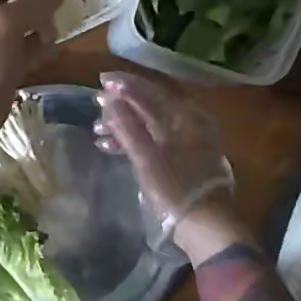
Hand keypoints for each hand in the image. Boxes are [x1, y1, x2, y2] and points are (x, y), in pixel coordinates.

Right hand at [93, 72, 243, 257]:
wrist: (203, 221)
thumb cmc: (175, 187)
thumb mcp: (147, 158)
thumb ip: (128, 128)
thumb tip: (110, 100)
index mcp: (184, 119)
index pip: (151, 94)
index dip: (126, 86)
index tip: (102, 80)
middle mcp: (188, 124)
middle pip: (151, 106)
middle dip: (122, 104)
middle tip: (96, 102)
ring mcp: (185, 140)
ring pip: (150, 123)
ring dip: (123, 123)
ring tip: (97, 130)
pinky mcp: (180, 156)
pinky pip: (152, 138)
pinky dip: (132, 138)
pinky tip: (111, 146)